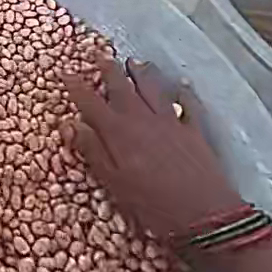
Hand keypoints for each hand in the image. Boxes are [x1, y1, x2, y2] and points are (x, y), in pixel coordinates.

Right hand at [62, 53, 244, 238]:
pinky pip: (188, 104)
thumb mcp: (113, 181)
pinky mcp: (194, 131)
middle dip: (108, 69)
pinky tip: (181, 85)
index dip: (76, 85)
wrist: (207, 216)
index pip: (90, 101)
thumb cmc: (152, 203)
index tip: (65, 72)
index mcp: (117, 131)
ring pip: (152, 89)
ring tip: (134, 62)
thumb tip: (69, 123)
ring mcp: (170, 122)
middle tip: (98, 55)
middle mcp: (141, 119)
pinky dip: (183, 92)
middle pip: (121, 87)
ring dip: (142, 73)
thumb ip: (91, 149)